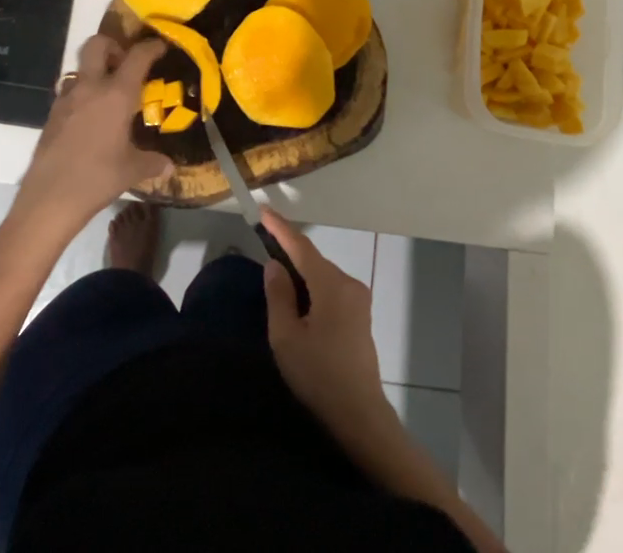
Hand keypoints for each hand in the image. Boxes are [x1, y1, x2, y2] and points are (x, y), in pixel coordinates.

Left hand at [13, 35, 173, 232]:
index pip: (137, 58)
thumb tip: (169, 166)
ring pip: (79, 69)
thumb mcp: (132, 170)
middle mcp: (89, 88)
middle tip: (124, 63)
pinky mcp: (52, 115)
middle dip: (112, 46)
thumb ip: (153, 162)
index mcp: (116, 95)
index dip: (151, 47)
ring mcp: (66, 99)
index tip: (160, 46)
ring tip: (108, 94)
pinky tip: (91, 119)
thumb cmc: (98, 178)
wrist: (50, 197)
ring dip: (94, 71)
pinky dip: (82, 95)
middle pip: (96, 45)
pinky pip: (69, 92)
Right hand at [260, 207, 389, 428]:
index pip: (301, 248)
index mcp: (332, 286)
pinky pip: (330, 291)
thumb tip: (274, 266)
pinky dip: (312, 290)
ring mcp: (359, 300)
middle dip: (288, 254)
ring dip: (300, 276)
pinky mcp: (360, 316)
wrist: (357, 412)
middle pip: (313, 261)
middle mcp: (350, 285)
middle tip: (262, 250)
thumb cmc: (317, 374)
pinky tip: (297, 303)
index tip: (263, 211)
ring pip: (322, 277)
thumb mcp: (285, 336)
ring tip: (275, 282)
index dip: (280, 229)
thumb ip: (278, 295)